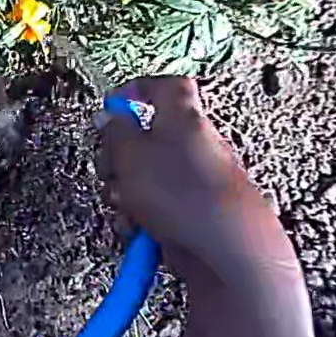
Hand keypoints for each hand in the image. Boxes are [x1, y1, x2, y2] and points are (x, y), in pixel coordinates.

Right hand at [97, 77, 297, 283]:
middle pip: (146, 137)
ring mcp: (196, 181)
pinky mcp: (194, 213)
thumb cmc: (180, 193)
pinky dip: (142, 216)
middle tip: (107, 170)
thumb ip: (114, 132)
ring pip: (146, 176)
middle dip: (118, 156)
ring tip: (125, 207)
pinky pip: (157, 206)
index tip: (112, 104)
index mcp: (183, 119)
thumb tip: (107, 116)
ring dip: (125, 191)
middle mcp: (194, 145)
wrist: (227, 250)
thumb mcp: (130, 154)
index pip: (166, 86)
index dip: (137, 89)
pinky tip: (138, 230)